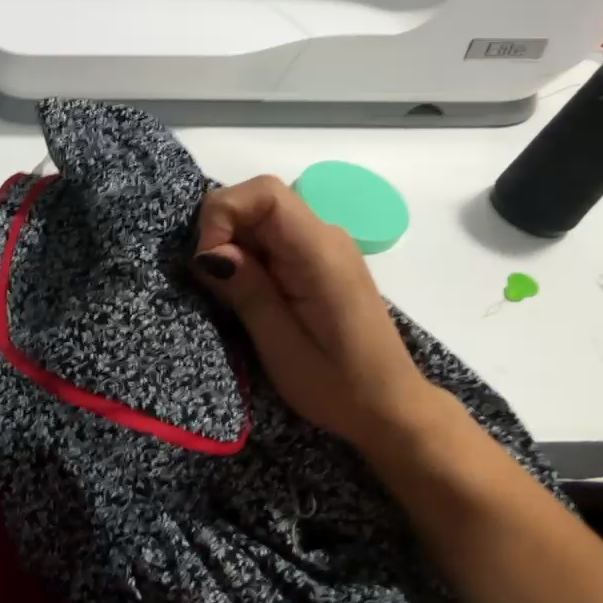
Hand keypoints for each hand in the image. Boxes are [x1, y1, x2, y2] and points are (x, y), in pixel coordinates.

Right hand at [192, 175, 445, 451]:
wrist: (393, 409)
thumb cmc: (339, 387)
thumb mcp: (283, 349)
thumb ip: (247, 292)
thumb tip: (208, 253)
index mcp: (320, 253)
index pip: (265, 193)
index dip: (223, 214)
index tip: (208, 263)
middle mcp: (326, 236)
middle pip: (258, 198)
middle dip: (221, 229)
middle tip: (214, 281)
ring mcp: (324, 244)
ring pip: (260, 214)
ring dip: (231, 242)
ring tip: (230, 290)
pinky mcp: (317, 257)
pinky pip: (271, 233)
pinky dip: (246, 252)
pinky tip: (249, 290)